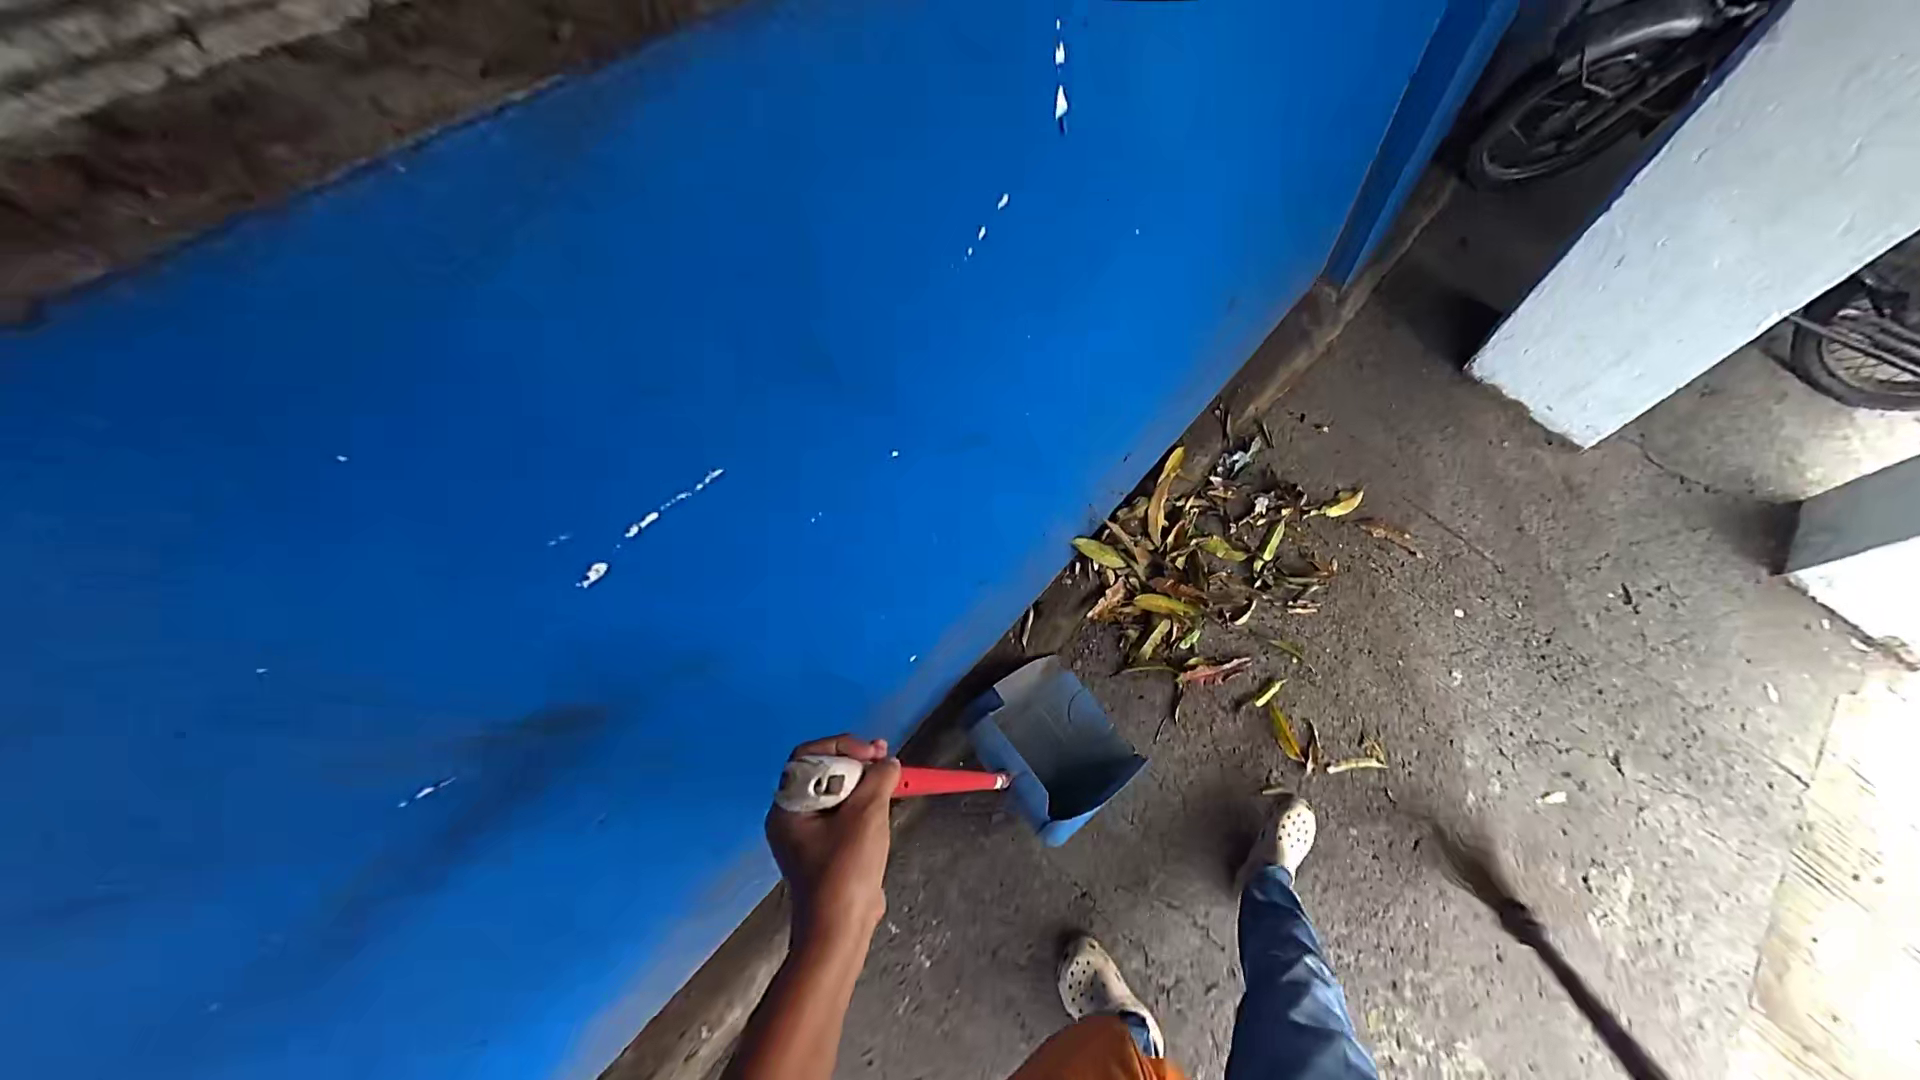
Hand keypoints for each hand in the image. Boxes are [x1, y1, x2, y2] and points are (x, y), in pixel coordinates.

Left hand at [766, 735, 899, 948]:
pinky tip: (883, 802)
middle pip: (822, 771)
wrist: (841, 930)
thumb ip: (879, 778)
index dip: (843, 746)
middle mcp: (791, 819)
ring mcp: (808, 837)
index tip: (872, 753)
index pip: (809, 756)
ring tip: (889, 777)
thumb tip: (888, 764)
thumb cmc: (846, 869)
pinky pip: (842, 814)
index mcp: (788, 808)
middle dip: (856, 761)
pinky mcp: (825, 851)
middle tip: (883, 757)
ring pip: (835, 793)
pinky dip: (862, 804)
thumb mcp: (867, 813)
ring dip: (863, 781)